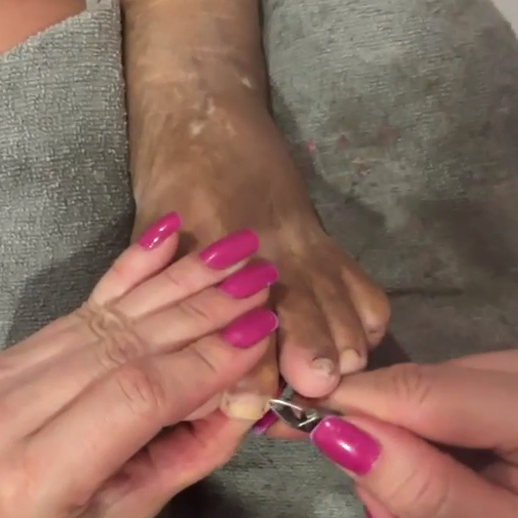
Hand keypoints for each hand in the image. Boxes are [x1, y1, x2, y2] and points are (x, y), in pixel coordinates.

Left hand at [0, 219, 278, 517]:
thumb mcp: (127, 514)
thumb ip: (187, 452)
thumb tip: (246, 392)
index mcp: (38, 475)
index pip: (135, 396)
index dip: (203, 360)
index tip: (263, 328)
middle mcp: (8, 415)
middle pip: (119, 347)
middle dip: (199, 310)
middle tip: (262, 279)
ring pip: (102, 321)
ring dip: (174, 283)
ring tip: (234, 253)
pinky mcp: (2, 357)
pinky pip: (76, 312)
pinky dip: (127, 276)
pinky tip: (167, 238)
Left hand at [133, 98, 388, 403]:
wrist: (207, 110)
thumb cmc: (172, 176)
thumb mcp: (152, 223)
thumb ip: (156, 276)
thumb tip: (167, 349)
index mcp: (225, 248)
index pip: (244, 320)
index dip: (250, 368)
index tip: (252, 407)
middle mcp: (279, 248)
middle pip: (310, 316)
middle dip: (316, 361)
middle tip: (316, 396)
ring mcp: (310, 242)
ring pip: (345, 304)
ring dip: (346, 347)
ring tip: (339, 384)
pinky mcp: (328, 237)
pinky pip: (361, 285)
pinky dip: (365, 320)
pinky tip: (353, 347)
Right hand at [308, 334, 517, 517]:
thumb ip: (422, 488)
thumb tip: (334, 435)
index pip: (422, 391)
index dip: (345, 404)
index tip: (280, 422)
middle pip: (421, 390)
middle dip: (387, 452)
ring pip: (432, 389)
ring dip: (411, 448)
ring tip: (436, 517)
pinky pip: (457, 387)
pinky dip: (439, 433)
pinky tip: (460, 476)